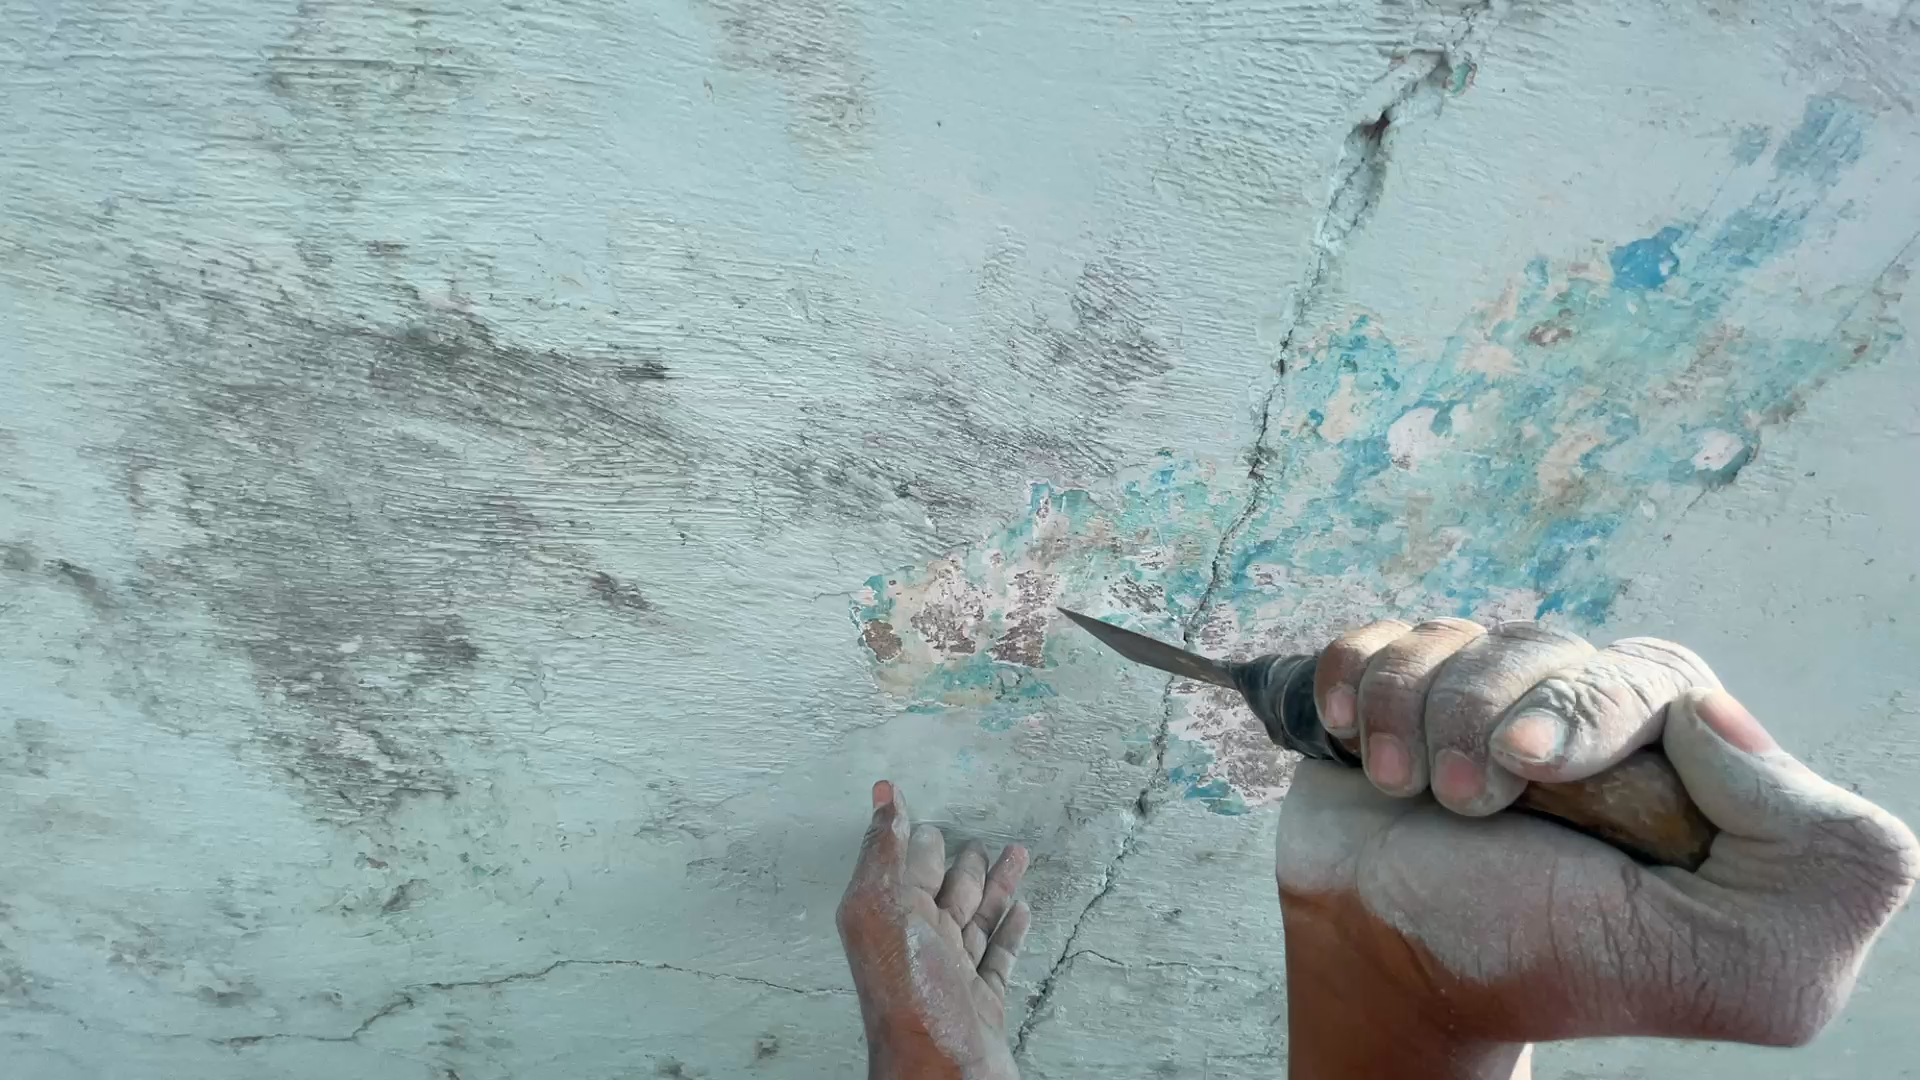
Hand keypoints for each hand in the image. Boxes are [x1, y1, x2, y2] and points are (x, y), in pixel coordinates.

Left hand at [838, 780, 1031, 1079]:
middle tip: (977, 836)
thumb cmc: (913, 999)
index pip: (906, 863)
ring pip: (977, 917)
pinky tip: (1021, 912)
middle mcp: (919, 943)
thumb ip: (885, 851)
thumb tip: (882, 797)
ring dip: (997, 885)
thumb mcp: (885, 908)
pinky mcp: (982, 1000)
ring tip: (1015, 856)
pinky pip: (998, 956)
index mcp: (891, 918)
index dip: (916, 834)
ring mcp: (952, 973)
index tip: (916, 806)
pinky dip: (1010, 930)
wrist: (944, 1075)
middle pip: (946, 889)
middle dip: (963, 860)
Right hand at [1276, 618, 1918, 1079]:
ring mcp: (1462, 692)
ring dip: (1402, 715)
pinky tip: (1346, 735)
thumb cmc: (1541, 961)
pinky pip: (1362, 643)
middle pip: (1528, 646)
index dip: (1577, 708)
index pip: (1642, 674)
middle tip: (1455, 804)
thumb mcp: (1735, 964)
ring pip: (1438, 638)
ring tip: (1396, 787)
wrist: (1385, 953)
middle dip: (1474, 720)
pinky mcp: (1380, 690)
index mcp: (1666, 757)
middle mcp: (1563, 708)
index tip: (1522, 769)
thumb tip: (1711, 715)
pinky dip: (1346, 681)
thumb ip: (1821, 856)